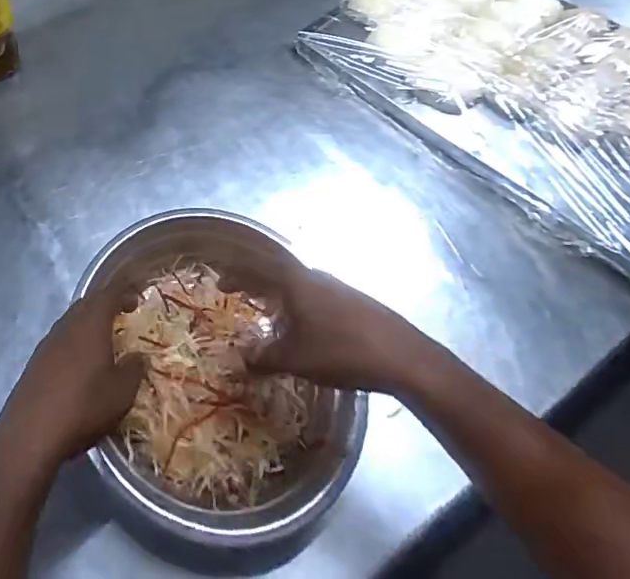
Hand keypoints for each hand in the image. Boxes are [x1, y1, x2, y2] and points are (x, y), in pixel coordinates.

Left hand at [0, 283, 146, 471]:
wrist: (32, 429)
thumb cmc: (84, 406)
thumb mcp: (121, 392)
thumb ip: (133, 369)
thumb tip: (138, 355)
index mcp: (89, 325)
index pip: (107, 296)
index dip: (123, 292)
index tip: (137, 298)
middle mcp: (67, 325)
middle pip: (87, 303)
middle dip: (105, 303)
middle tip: (123, 313)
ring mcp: (48, 341)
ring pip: (72, 320)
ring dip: (89, 321)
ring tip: (105, 335)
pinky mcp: (37, 359)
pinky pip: (62, 337)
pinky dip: (76, 338)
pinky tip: (81, 358)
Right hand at [226, 244, 445, 396]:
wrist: (409, 360)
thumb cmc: (343, 352)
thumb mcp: (296, 359)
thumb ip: (263, 357)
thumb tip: (238, 359)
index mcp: (294, 281)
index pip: (254, 268)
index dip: (234, 275)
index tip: (219, 284)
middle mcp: (314, 276)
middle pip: (276, 270)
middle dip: (256, 281)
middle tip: (241, 292)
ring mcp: (339, 287)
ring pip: (299, 282)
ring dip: (280, 292)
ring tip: (272, 310)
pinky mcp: (358, 302)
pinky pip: (317, 293)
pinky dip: (301, 301)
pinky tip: (307, 323)